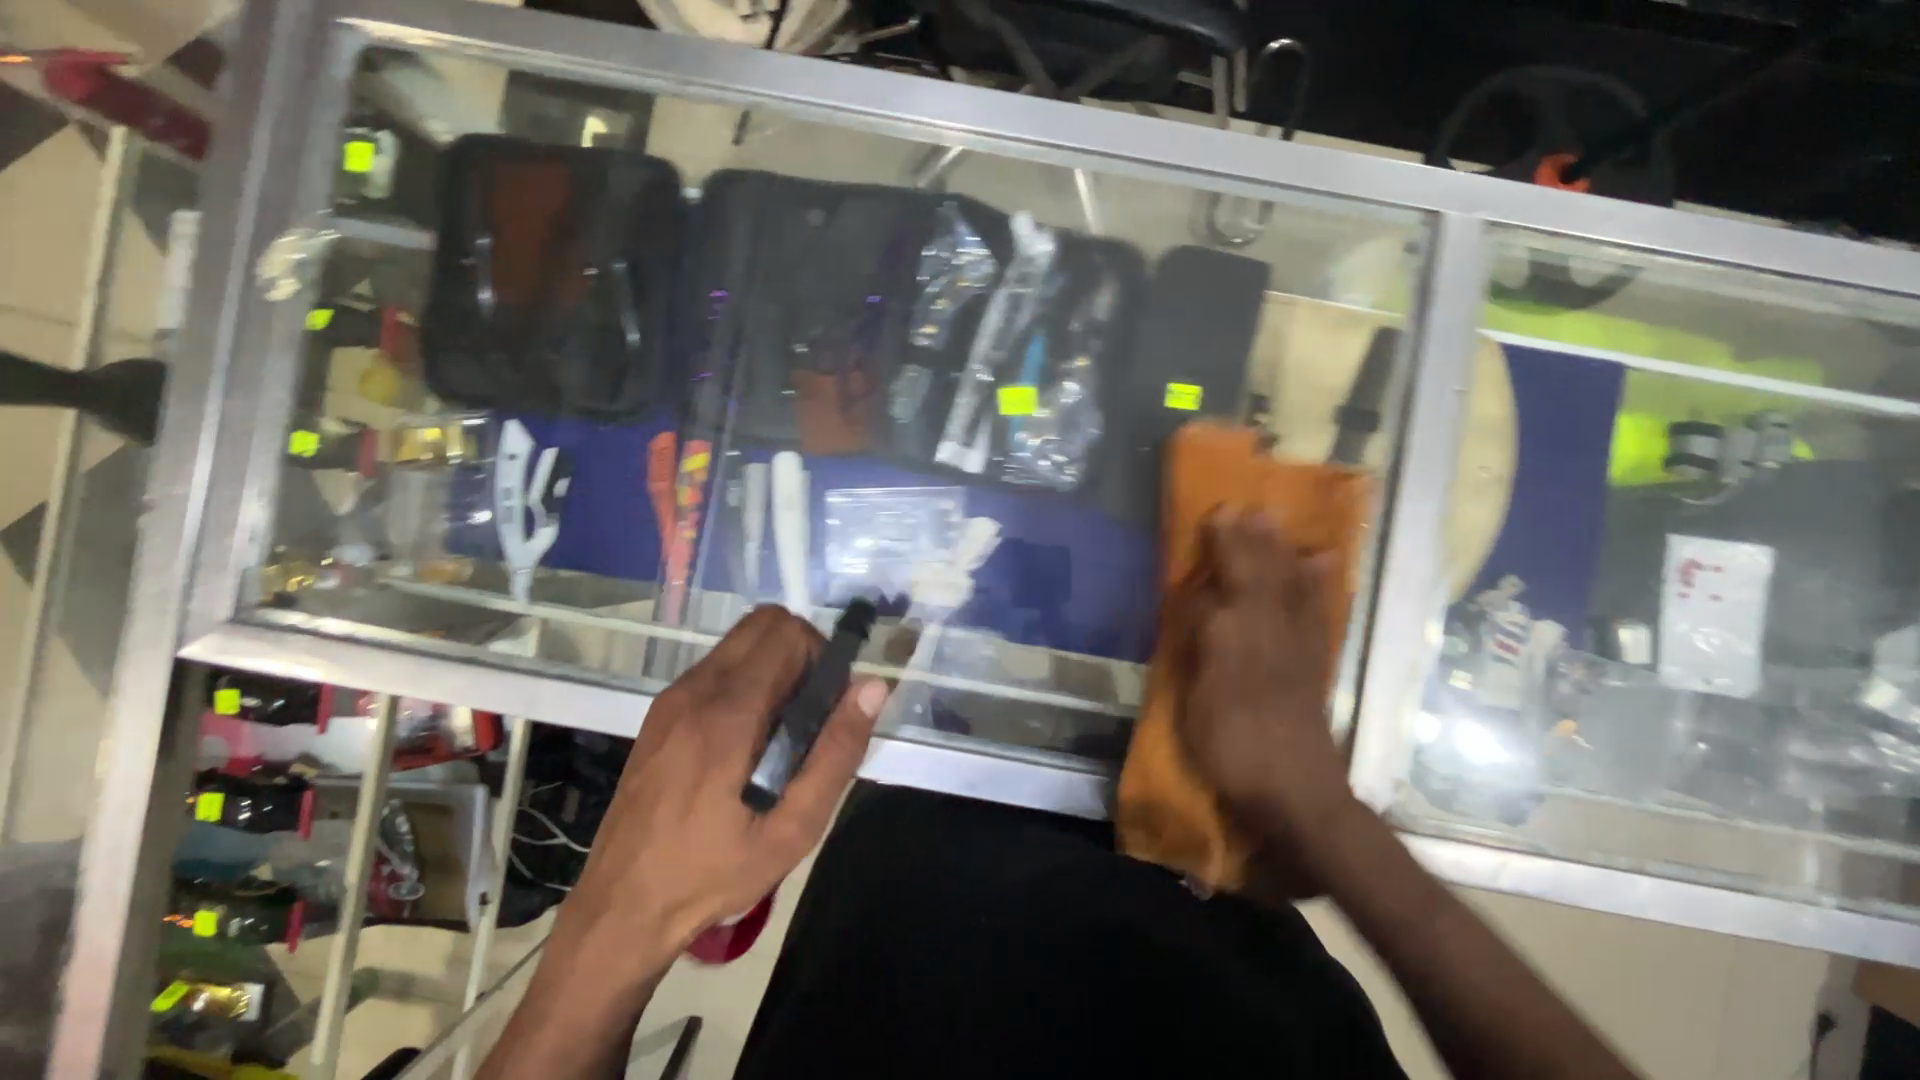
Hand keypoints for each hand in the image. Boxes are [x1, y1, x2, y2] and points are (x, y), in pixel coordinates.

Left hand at [552, 606, 888, 984]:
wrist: (623, 905)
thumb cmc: (714, 872)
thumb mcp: (794, 827)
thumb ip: (836, 752)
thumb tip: (872, 686)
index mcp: (728, 712)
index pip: (786, 632)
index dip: (822, 657)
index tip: (828, 709)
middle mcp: (695, 690)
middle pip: (763, 624)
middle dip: (801, 655)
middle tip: (810, 718)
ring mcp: (672, 699)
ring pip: (739, 644)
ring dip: (773, 670)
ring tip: (780, 738)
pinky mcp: (660, 715)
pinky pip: (716, 670)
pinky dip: (746, 685)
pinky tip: (747, 746)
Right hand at [1175, 509, 1362, 878]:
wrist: (1294, 791)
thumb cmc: (1232, 747)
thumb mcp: (1198, 698)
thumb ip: (1201, 643)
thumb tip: (1204, 601)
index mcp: (1234, 637)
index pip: (1224, 582)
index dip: (1221, 548)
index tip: (1216, 514)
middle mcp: (1269, 631)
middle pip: (1259, 575)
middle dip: (1250, 540)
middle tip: (1244, 506)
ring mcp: (1297, 646)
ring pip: (1289, 586)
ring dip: (1280, 551)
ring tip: (1274, 521)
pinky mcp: (1314, 664)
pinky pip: (1317, 611)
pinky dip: (1318, 584)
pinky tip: (1319, 562)